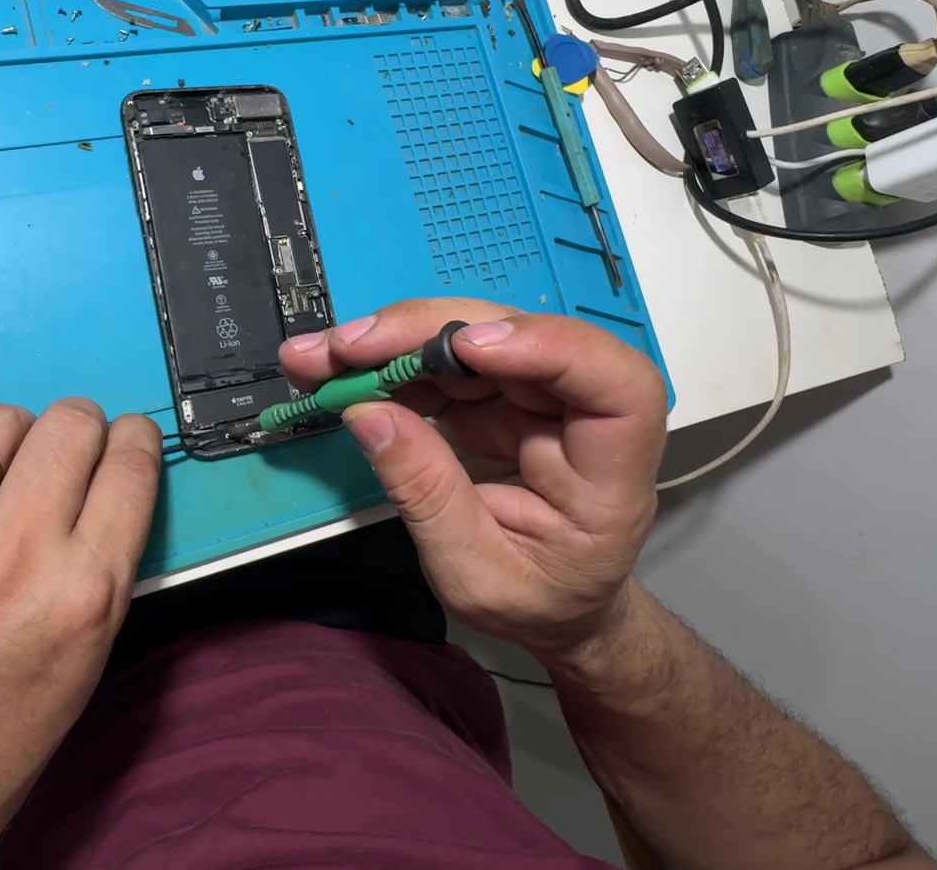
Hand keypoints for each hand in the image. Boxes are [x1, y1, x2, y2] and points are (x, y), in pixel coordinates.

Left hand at [0, 400, 162, 869]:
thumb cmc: (1, 732)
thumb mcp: (88, 653)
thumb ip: (108, 552)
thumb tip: (111, 469)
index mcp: (79, 594)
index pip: (130, 466)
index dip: (136, 440)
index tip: (126, 440)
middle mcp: (8, 555)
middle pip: (68, 424)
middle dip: (80, 431)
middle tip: (64, 458)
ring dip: (9, 440)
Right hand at [280, 299, 668, 656]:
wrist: (554, 604)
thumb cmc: (537, 598)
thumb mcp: (475, 575)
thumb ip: (427, 498)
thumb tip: (367, 414)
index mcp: (610, 476)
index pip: (617, 386)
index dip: (549, 347)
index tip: (466, 347)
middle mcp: (579, 417)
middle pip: (519, 340)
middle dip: (423, 332)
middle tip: (344, 348)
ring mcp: (535, 398)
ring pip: (467, 339)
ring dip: (388, 343)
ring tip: (319, 360)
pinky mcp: (495, 396)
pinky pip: (440, 363)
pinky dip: (386, 363)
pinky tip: (339, 372)